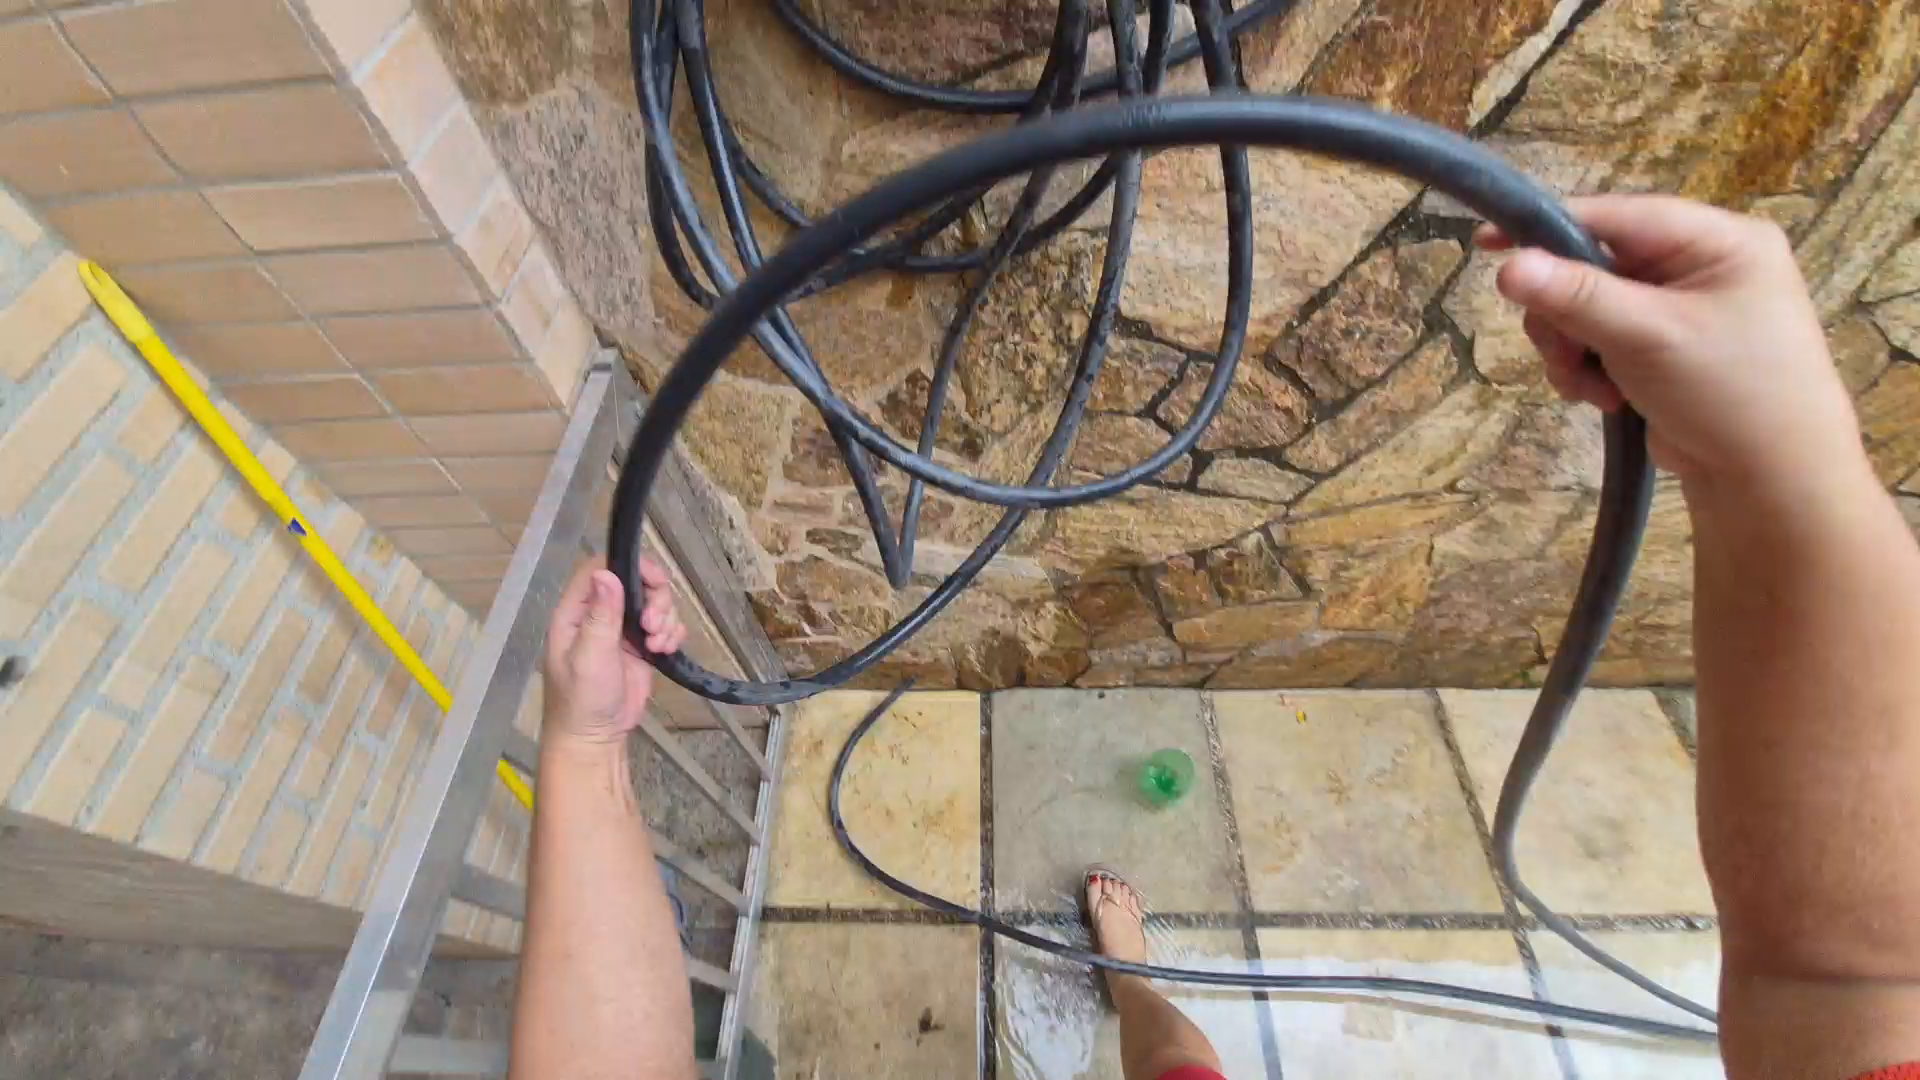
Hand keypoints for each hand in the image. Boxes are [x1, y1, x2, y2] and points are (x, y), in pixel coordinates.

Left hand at [542, 557, 687, 745]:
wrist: (596, 737)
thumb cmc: (583, 699)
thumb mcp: (590, 657)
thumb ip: (601, 615)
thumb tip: (607, 574)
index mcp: (576, 612)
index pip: (601, 569)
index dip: (632, 568)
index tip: (656, 581)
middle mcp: (599, 615)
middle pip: (636, 582)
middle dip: (655, 599)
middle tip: (654, 625)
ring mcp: (622, 630)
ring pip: (653, 603)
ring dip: (665, 618)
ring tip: (658, 645)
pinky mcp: (641, 646)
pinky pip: (664, 625)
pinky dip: (671, 634)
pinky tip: (664, 651)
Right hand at [1477, 194, 1869, 504]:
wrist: (1762, 469)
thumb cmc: (1726, 388)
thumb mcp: (1646, 335)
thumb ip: (1576, 297)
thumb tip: (1506, 267)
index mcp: (1714, 241)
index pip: (1615, 217)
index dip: (1549, 227)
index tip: (1484, 244)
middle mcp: (1692, 266)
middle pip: (1586, 269)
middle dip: (1562, 317)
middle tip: (1565, 354)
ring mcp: (1670, 307)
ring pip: (1578, 311)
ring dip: (1568, 351)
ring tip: (1590, 385)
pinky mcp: (1651, 344)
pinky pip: (1588, 341)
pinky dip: (1581, 369)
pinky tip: (1603, 395)